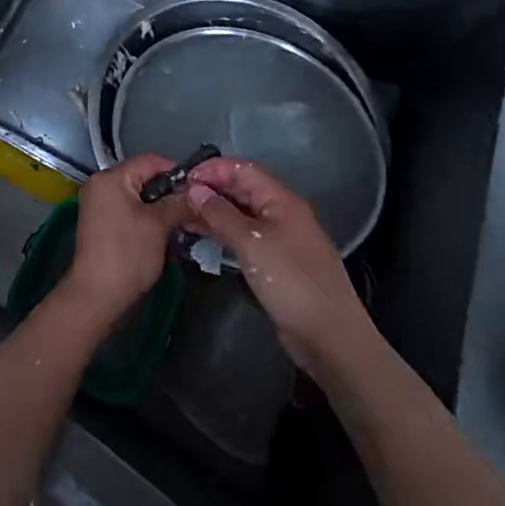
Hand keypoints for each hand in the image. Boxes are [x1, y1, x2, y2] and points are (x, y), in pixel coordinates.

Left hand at [60, 154, 187, 320]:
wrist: (98, 294)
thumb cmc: (128, 254)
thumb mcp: (158, 225)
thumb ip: (179, 204)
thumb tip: (198, 194)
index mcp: (111, 178)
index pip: (149, 161)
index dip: (177, 171)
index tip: (200, 186)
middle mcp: (101, 185)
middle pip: (143, 177)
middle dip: (171, 191)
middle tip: (197, 205)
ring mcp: (99, 204)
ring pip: (138, 196)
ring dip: (162, 206)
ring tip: (188, 219)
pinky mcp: (102, 222)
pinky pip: (130, 210)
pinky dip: (148, 216)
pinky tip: (169, 230)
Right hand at [184, 158, 368, 367]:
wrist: (328, 336)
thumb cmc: (290, 280)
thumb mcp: (251, 242)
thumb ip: (220, 214)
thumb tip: (194, 189)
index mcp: (282, 200)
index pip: (242, 169)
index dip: (212, 169)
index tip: (182, 180)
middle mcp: (280, 212)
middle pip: (241, 189)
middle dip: (209, 190)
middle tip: (176, 199)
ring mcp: (278, 237)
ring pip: (239, 214)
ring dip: (212, 212)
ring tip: (181, 217)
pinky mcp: (273, 260)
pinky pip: (242, 236)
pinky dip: (221, 232)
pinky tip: (199, 236)